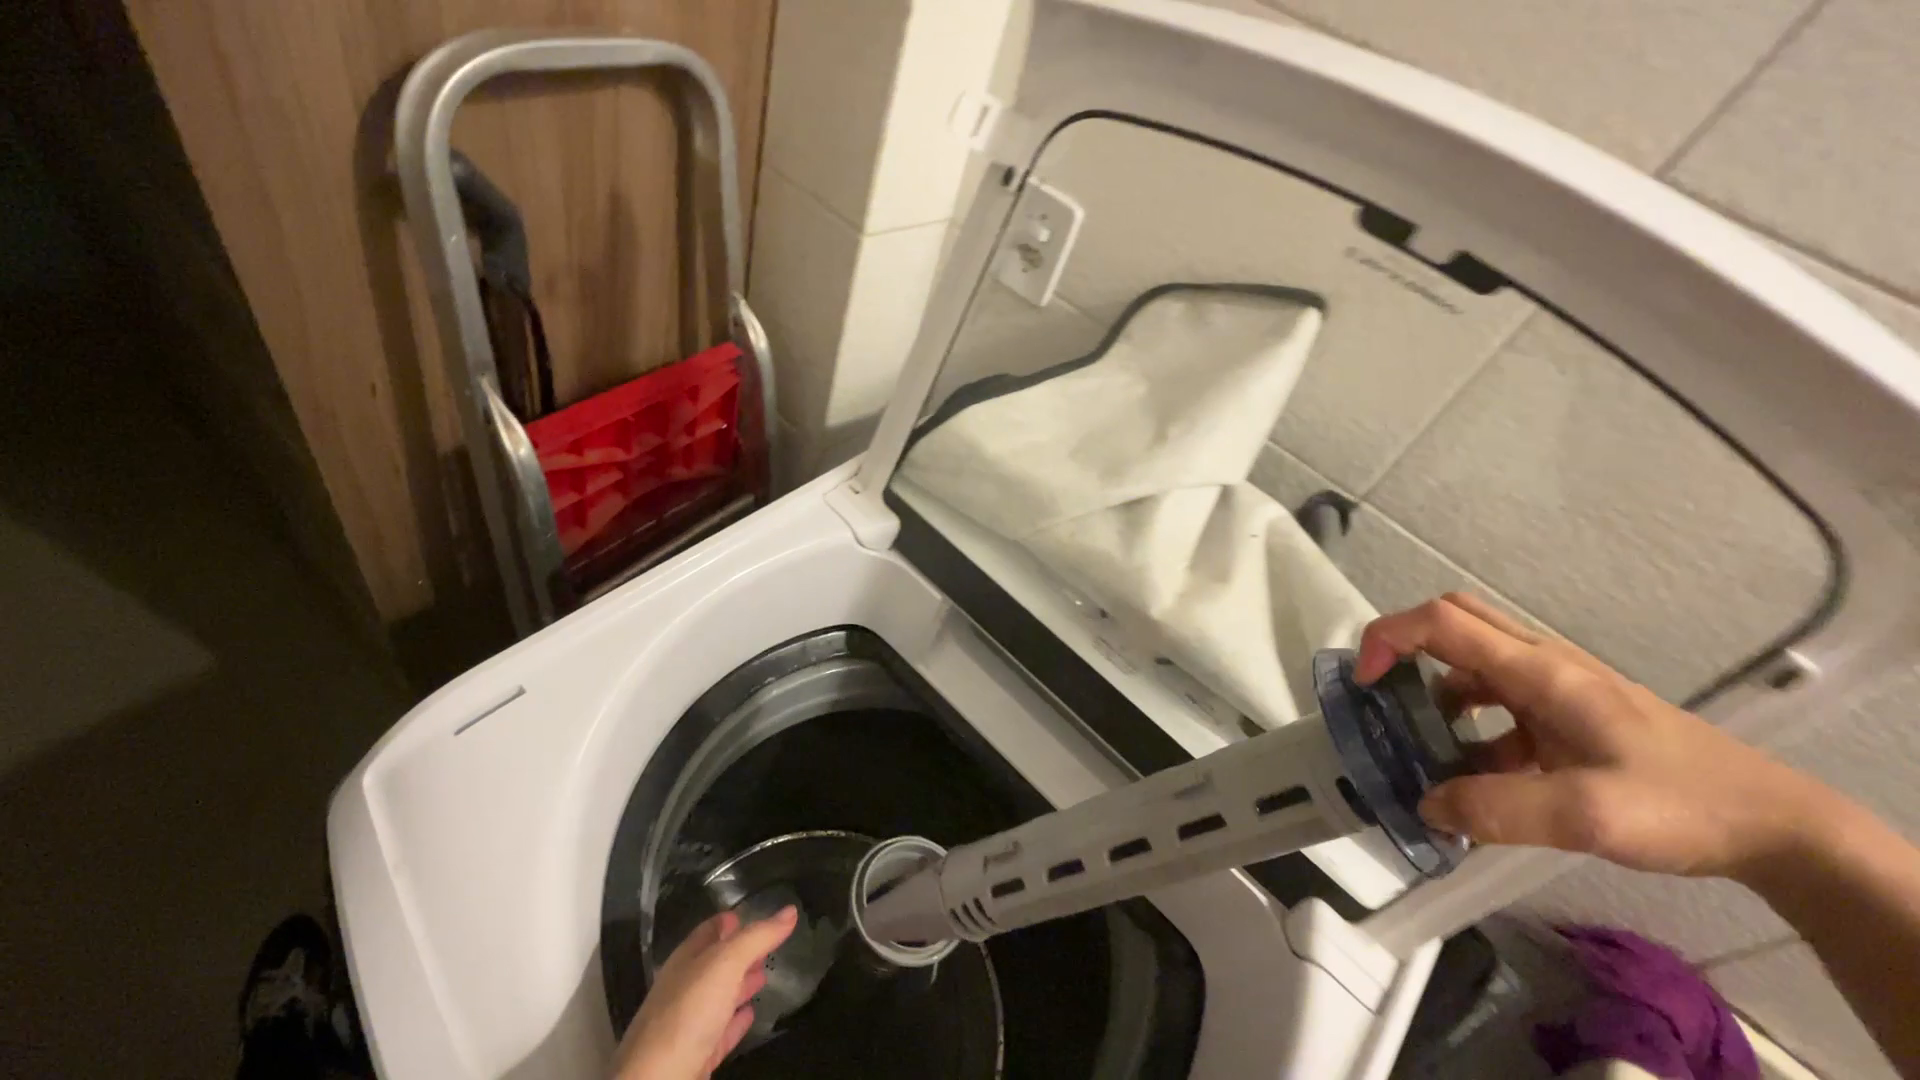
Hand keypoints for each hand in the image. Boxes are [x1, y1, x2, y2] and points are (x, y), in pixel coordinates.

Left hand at [614, 906, 797, 1079]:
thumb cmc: (688, 1013)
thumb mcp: (725, 964)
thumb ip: (757, 937)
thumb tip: (789, 911)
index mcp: (685, 961)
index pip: (708, 931)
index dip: (729, 921)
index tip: (753, 915)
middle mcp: (684, 989)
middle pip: (716, 964)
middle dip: (741, 953)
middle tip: (769, 946)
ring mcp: (689, 1024)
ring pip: (719, 997)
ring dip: (741, 985)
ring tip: (765, 976)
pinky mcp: (698, 1055)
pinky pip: (722, 1031)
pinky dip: (737, 1021)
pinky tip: (750, 1015)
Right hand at [1354, 593, 1836, 881]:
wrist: (1773, 825)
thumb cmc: (1681, 805)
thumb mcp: (1585, 815)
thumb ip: (1494, 809)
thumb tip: (1425, 805)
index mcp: (1541, 671)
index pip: (1443, 622)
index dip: (1389, 638)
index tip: (1362, 683)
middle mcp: (1543, 665)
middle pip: (1455, 621)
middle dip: (1404, 648)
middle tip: (1378, 696)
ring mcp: (1558, 689)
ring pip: (1472, 663)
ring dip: (1434, 692)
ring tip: (1418, 746)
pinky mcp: (1568, 715)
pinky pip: (1498, 703)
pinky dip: (1467, 727)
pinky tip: (1472, 777)